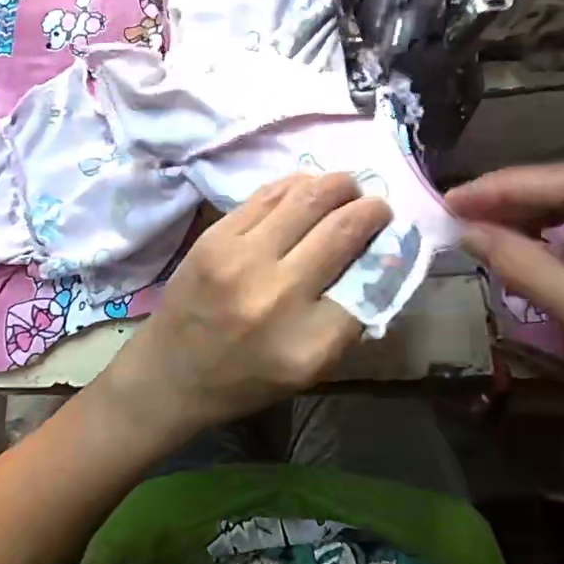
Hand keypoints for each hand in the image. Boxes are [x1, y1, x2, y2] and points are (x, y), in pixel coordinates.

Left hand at [101, 172, 392, 441]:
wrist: (170, 372)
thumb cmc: (246, 378)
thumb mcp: (310, 369)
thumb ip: (348, 320)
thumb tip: (382, 258)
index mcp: (309, 343)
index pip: (371, 281)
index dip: (389, 251)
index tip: (393, 237)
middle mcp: (278, 296)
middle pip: (342, 230)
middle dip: (370, 209)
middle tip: (377, 205)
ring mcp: (241, 260)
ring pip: (308, 198)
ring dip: (338, 186)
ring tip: (347, 188)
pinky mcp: (215, 238)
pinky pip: (268, 195)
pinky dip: (297, 185)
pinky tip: (308, 188)